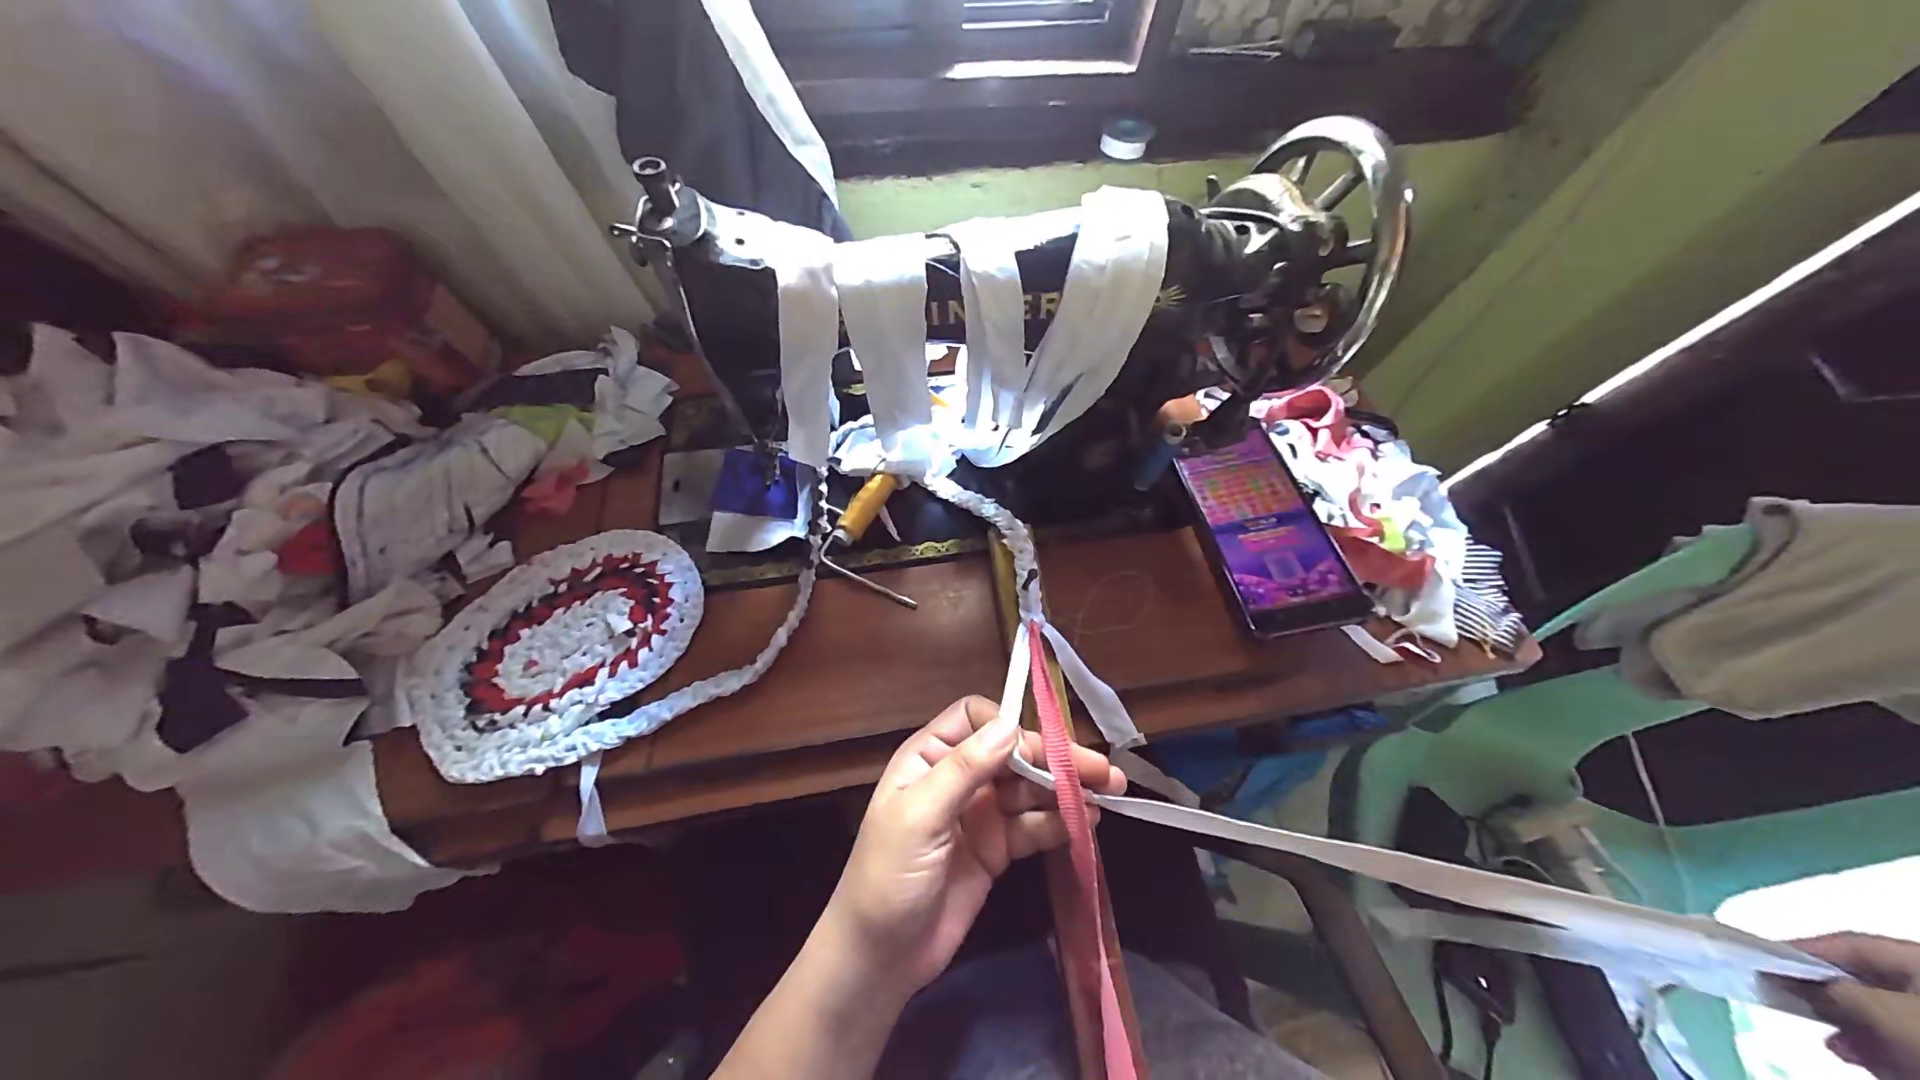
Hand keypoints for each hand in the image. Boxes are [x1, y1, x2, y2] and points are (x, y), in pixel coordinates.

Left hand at [819, 695, 1125, 997]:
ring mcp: (979, 814)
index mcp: (929, 757)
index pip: (976, 719)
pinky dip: (1058, 823)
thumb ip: (964, 769)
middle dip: (1054, 758)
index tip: (1043, 747)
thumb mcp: (918, 817)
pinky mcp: (996, 849)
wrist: (880, 958)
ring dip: (1065, 790)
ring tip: (1107, 795)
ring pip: (1028, 788)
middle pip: (1012, 753)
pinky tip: (1085, 824)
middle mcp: (957, 777)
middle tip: (1103, 771)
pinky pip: (1032, 826)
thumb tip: (1011, 725)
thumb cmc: (887, 877)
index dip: (1010, 726)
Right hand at [1791, 933, 1919, 1078]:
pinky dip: (1890, 1050)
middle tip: (1802, 1012)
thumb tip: (1783, 976)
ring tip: (1843, 1050)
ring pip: (1893, 1015)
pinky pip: (1912, 1038)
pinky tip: (1876, 1063)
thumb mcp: (1881, 1013)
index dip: (1804, 950)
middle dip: (1835, 999)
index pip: (1851, 944)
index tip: (1765, 962)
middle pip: (1873, 981)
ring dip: (1860, 1030)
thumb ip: (1829, 990)